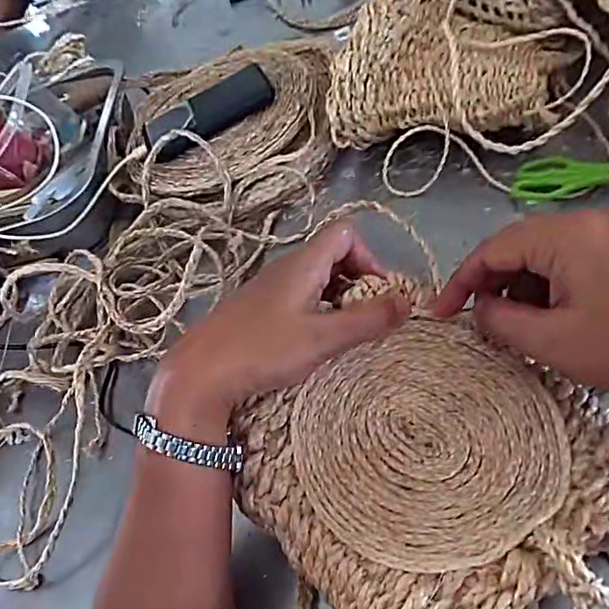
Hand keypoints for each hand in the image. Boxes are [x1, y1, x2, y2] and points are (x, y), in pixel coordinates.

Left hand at [152, 220, 409, 433]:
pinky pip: (299, 299)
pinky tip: (314, 344)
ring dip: (339, 301)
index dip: (370, 257)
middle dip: (359, 283)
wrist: (199, 375)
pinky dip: (317, 313)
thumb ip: (367, 321)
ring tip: (344, 335)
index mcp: (302, 265)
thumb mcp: (322, 338)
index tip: (378, 295)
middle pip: (334, 256)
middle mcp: (285, 269)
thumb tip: (408, 303)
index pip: (345, 233)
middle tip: (367, 320)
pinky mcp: (257, 312)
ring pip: (316, 280)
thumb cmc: (262, 351)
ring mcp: (268, 290)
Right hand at [432, 209, 608, 396]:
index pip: (493, 248)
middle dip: (493, 284)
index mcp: (566, 235)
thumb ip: (502, 321)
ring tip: (523, 327)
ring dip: (523, 287)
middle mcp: (588, 222)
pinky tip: (556, 317)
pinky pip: (572, 260)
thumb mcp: (552, 342)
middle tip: (482, 322)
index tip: (441, 314)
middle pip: (519, 246)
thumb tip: (481, 308)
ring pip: (545, 254)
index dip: (461, 281)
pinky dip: (551, 286)